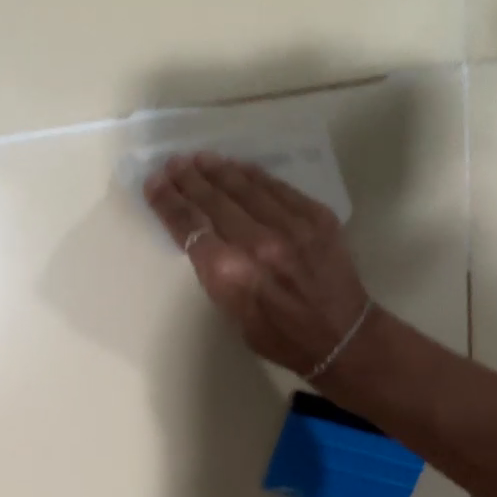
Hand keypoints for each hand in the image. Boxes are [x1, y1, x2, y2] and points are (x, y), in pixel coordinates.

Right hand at [144, 153, 372, 375]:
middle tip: (173, 163)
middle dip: (189, 180)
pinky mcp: (316, 218)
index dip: (168, 202)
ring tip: (200, 158)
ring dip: (218, 171)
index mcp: (228, 273)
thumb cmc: (278, 335)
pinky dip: (254, 176)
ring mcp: (290, 227)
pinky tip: (238, 167)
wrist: (341, 337)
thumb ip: (215, 271)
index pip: (189, 226)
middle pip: (213, 201)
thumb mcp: (231, 310)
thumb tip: (204, 237)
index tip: (154, 183)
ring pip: (245, 188)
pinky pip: (278, 188)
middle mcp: (256, 244)